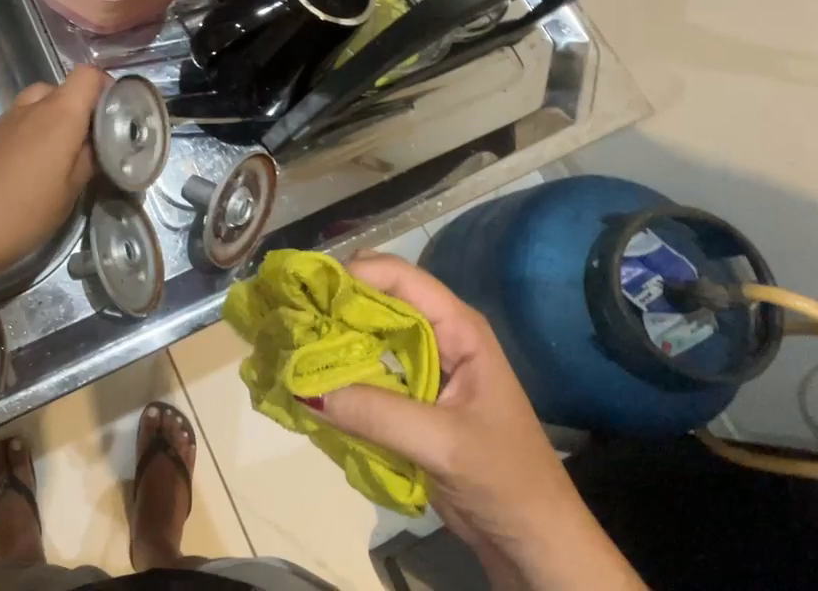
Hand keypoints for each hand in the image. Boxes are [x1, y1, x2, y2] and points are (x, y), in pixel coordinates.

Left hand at [0, 65, 106, 283]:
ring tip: (64, 162)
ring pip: (38, 107)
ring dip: (55, 124)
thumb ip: (90, 159)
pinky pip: (19, 127)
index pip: (89, 75)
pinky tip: (34, 175)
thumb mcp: (70, 191)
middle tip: (92, 145)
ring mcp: (3, 124)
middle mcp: (30, 108)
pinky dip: (33, 139)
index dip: (108, 88)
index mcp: (58, 113)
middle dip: (81, 110)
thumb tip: (100, 141)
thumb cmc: (21, 212)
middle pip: (62, 89)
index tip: (120, 117)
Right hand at [312, 251, 643, 590]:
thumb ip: (375, 413)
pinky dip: (334, 374)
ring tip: (283, 347)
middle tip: (284, 320)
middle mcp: (435, 336)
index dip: (351, 276)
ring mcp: (419, 367)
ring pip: (363, 335)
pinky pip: (362, 372)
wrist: (535, 543)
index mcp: (457, 328)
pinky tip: (303, 383)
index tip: (305, 295)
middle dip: (329, 306)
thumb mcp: (444, 445)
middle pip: (374, 300)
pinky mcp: (406, 399)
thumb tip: (301, 387)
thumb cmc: (506, 480)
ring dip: (326, 340)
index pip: (397, 277)